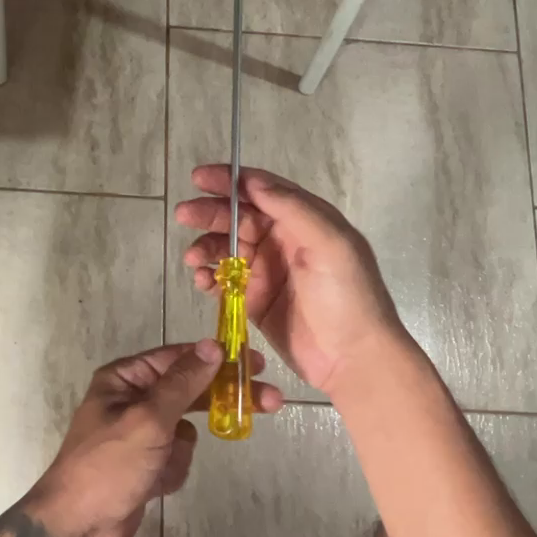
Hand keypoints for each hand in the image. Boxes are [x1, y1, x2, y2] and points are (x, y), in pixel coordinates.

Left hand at [24, 341, 282, 536]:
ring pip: (187, 430)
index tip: (256, 362)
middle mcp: (131, 400)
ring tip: (163, 466)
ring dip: (182, 450)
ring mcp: (138, 434)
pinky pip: (177, 457)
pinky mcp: (145, 464)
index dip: (217, 358)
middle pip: (189, 391)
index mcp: (123, 380)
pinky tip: (155, 485)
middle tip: (269, 402)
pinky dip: (172, 470)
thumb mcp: (149, 419)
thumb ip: (183, 382)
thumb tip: (212, 345)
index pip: (178, 358)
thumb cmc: (109, 466)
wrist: (78, 527)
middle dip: (221, 401)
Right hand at [175, 165, 406, 394]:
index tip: (199, 178)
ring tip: (193, 259)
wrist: (353, 358)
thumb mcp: (330, 244)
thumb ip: (293, 209)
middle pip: (238, 216)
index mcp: (304, 220)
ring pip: (225, 247)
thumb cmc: (348, 297)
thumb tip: (253, 182)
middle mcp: (283, 240)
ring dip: (205, 246)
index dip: (230, 181)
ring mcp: (266, 270)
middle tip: (183, 215)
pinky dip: (207, 276)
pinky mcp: (253, 300)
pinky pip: (222, 280)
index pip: (262, 190)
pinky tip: (201, 281)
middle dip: (209, 213)